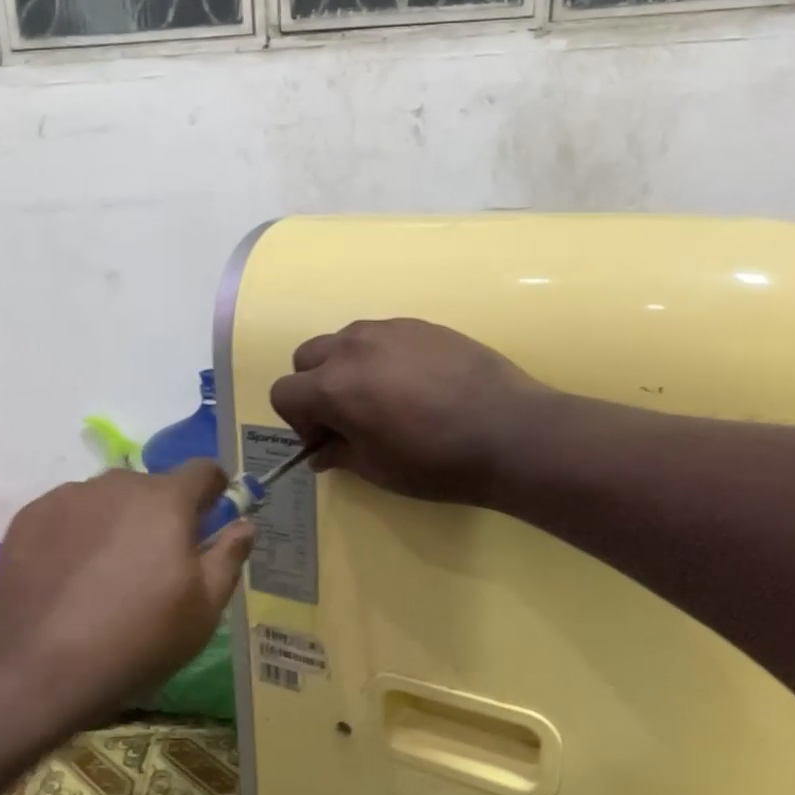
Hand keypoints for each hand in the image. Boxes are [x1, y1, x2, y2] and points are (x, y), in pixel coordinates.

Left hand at [0, 463, 253, 715]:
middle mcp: (116, 484)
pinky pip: (67, 516)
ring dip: (117, 524)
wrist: (33, 667)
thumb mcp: (203, 611)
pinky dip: (76, 536)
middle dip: (162, 515)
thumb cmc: (136, 640)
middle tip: (156, 566)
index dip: (214, 492)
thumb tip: (244, 524)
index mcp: (166, 499)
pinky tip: (68, 580)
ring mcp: (66, 498)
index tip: (211, 521)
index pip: (204, 470)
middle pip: (152, 488)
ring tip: (106, 576)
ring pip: (106, 501)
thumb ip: (229, 558)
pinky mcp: (28, 518)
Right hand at [270, 319, 546, 506]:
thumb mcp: (377, 469)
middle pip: (307, 358)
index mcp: (333, 386)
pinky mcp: (421, 325)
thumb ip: (339, 454)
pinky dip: (380, 357)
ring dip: (345, 368)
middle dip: (315, 388)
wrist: (510, 432)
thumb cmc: (436, 461)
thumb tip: (320, 452)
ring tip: (381, 398)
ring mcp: (389, 330)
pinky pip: (381, 336)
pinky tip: (414, 386)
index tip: (326, 441)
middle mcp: (353, 348)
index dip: (298, 422)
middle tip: (347, 418)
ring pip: (344, 341)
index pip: (284, 393)